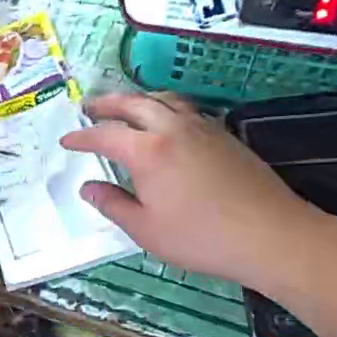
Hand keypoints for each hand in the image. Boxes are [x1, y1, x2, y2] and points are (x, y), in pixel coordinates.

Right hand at [61, 92, 336, 285]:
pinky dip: (164, 107)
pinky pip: (185, 109)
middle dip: (107, 103)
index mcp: (148, 151)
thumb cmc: (200, 237)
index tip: (67, 142)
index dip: (82, 137)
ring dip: (138, 99)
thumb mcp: (146, 230)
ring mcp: (202, 128)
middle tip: (89, 107)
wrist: (269, 234)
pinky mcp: (224, 135)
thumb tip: (89, 188)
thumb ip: (113, 205)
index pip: (105, 134)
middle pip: (134, 102)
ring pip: (163, 99)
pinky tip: (166, 124)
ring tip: (125, 108)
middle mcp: (172, 128)